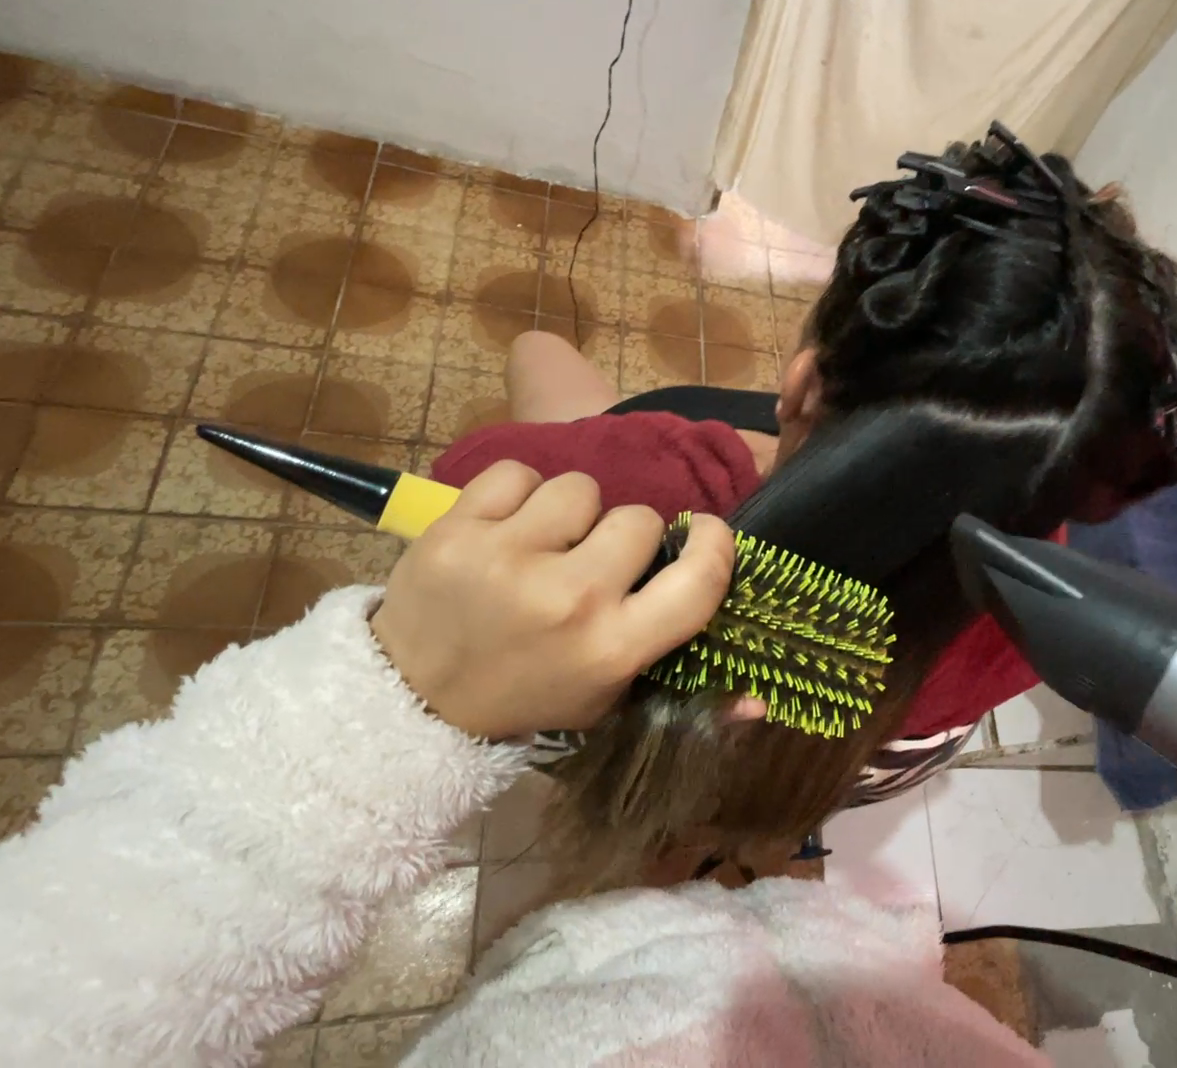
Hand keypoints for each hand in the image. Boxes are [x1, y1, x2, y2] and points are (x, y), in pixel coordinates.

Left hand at [370, 462, 736, 739]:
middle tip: (593, 561)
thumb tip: (763, 699)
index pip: (699, 578)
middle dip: (625, 536)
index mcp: (614, 648)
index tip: (706, 532)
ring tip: (543, 545)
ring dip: (570, 513)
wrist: (413, 702)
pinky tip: (505, 527)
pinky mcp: (457, 530)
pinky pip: (519, 473)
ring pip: (581, 488)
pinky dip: (518, 494)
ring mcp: (510, 560)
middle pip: (639, 519)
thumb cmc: (528, 696)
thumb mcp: (609, 702)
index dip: (716, 543)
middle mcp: (571, 600)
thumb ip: (682, 686)